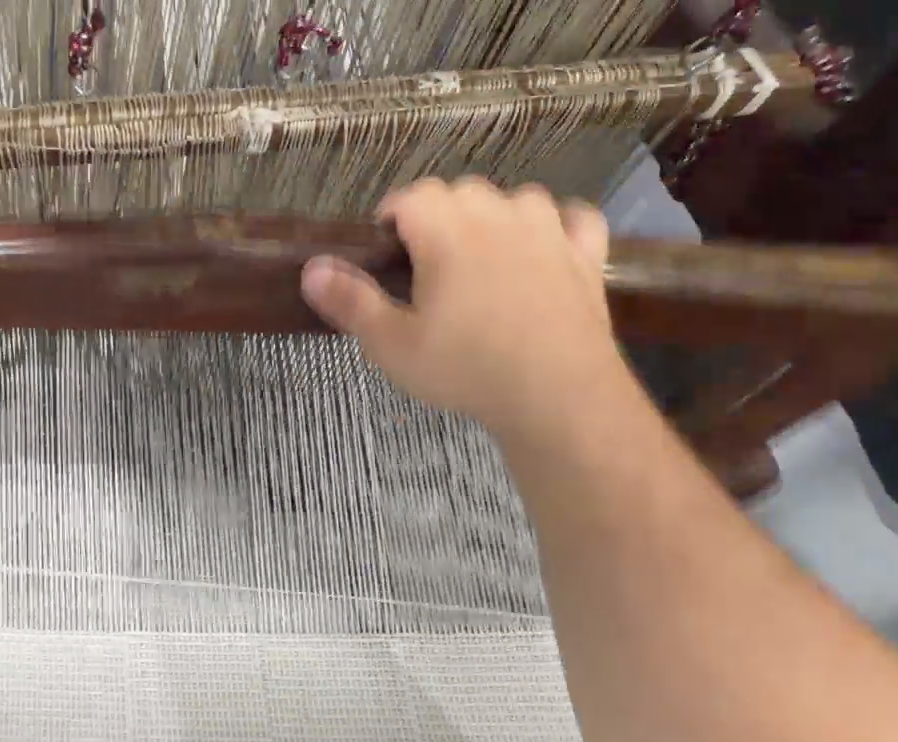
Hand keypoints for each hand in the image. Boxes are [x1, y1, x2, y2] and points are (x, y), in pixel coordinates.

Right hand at [300, 178, 633, 436]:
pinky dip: (552, 225)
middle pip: (464, 192)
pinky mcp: (585, 257)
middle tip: (419, 260)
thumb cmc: (463, 368)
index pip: (415, 195)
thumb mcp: (390, 344)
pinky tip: (539, 246)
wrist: (553, 392)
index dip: (392, 213)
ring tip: (474, 255)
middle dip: (437, 214)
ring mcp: (550, 234)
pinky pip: (572, 219)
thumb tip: (312, 268)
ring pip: (517, 199)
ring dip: (491, 216)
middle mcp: (502, 220)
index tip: (380, 245)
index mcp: (450, 235)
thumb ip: (351, 301)